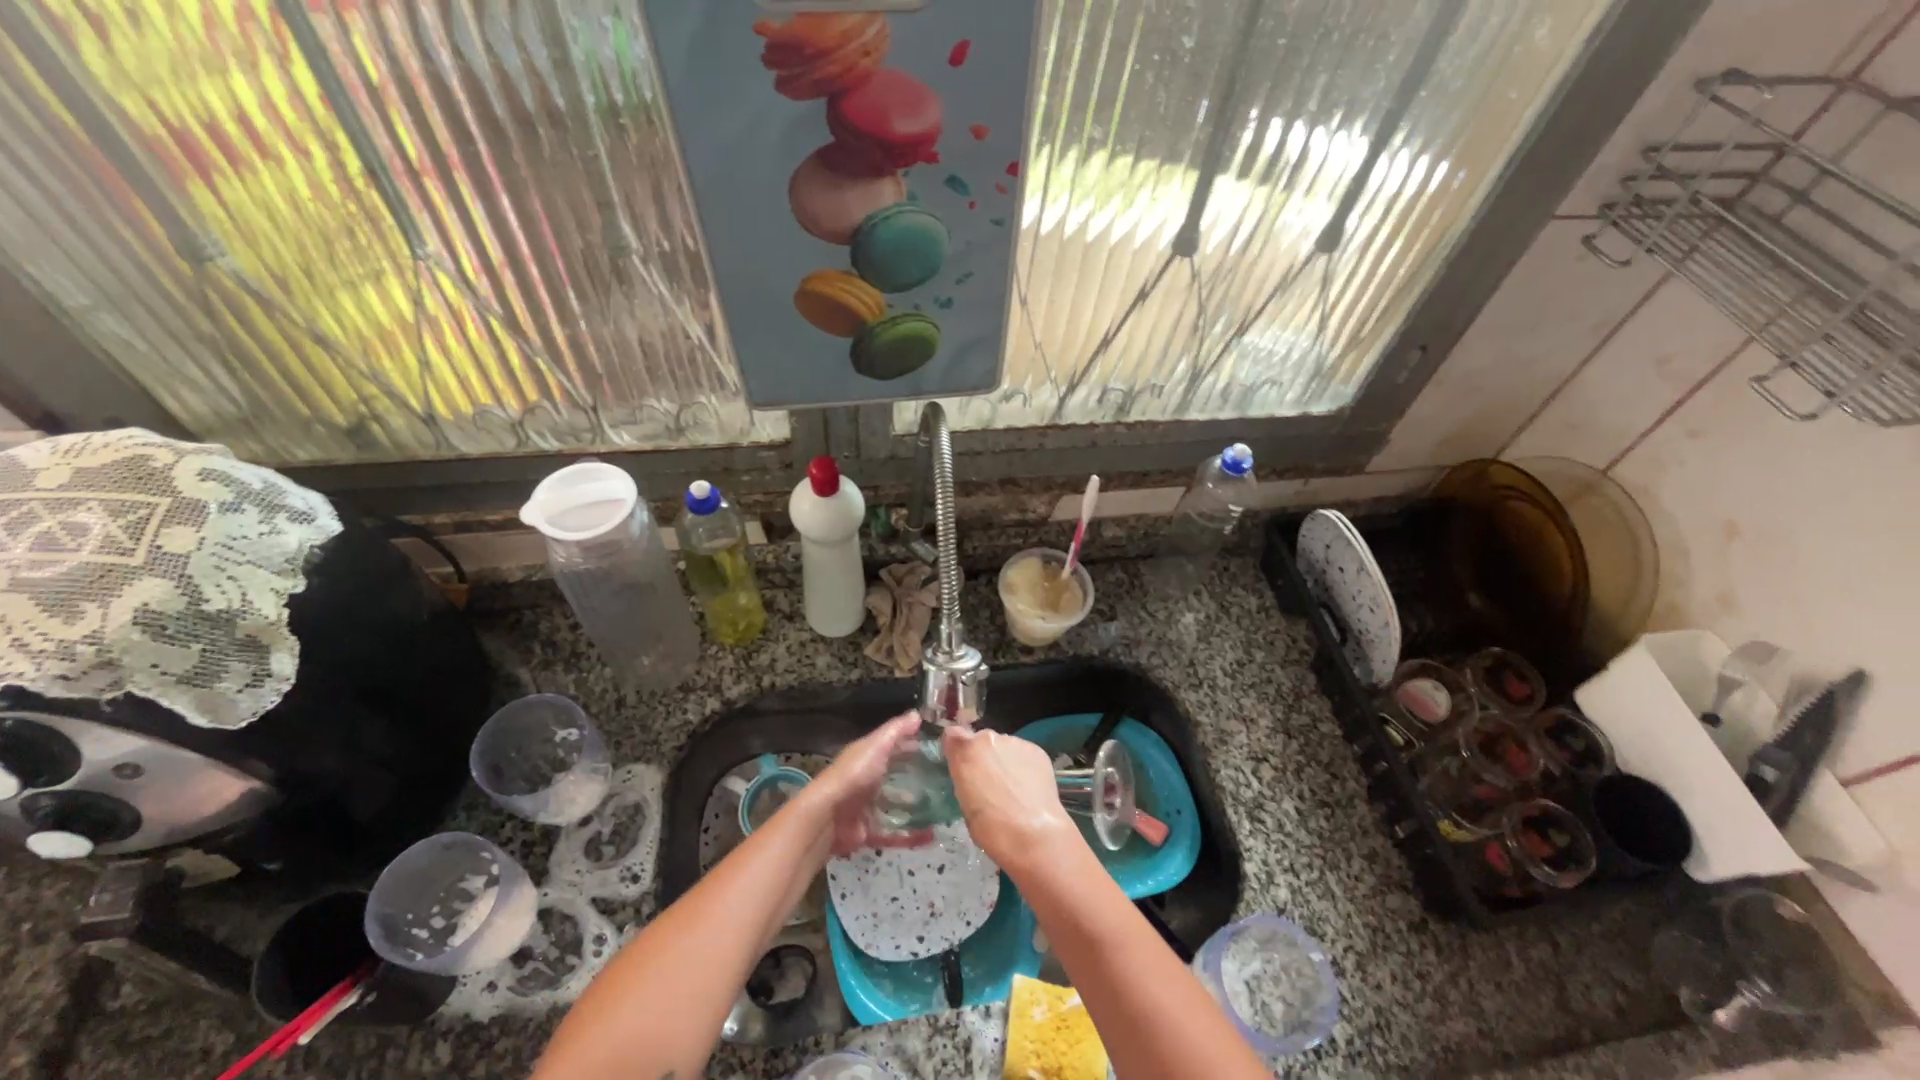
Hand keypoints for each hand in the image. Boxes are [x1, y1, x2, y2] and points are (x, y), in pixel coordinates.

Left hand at [810, 711, 932, 855]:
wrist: (827, 816)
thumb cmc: (853, 775)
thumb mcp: (875, 746)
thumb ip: (896, 731)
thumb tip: (918, 714)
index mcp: (868, 757)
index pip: (895, 748)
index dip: (915, 746)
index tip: (942, 748)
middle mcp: (868, 781)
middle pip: (897, 778)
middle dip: (920, 779)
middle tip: (949, 780)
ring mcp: (868, 808)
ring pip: (897, 808)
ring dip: (918, 809)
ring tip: (945, 808)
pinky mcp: (869, 832)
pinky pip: (894, 834)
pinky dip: (912, 836)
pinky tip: (932, 835)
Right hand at [943, 725, 1081, 873]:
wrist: (1030, 832)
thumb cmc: (988, 826)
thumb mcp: (964, 802)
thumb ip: (966, 778)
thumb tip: (974, 776)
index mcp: (965, 751)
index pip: (953, 735)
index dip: (957, 749)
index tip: (962, 764)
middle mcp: (989, 739)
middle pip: (982, 741)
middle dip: (984, 756)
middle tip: (991, 781)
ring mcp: (1016, 742)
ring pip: (1005, 747)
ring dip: (1005, 761)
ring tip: (1014, 787)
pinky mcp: (1037, 751)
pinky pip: (1024, 755)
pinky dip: (1025, 766)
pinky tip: (1029, 788)